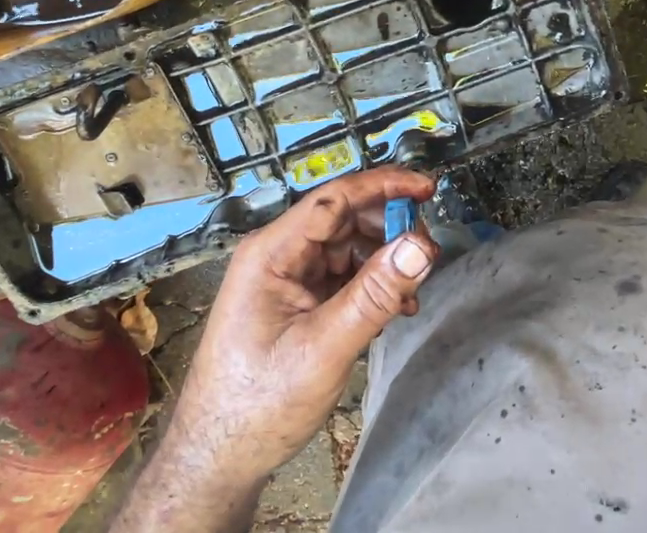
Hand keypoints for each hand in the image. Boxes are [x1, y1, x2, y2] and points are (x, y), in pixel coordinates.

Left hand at [174, 167, 438, 483]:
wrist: (218, 461)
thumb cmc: (260, 404)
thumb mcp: (325, 348)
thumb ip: (376, 295)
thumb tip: (423, 246)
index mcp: (271, 252)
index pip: (334, 198)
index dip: (383, 186)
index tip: (428, 189)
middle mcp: (278, 255)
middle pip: (345, 220)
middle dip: (389, 231)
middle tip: (427, 255)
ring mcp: (287, 279)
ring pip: (348, 248)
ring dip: (384, 263)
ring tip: (411, 294)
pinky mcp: (297, 303)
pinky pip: (343, 277)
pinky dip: (372, 287)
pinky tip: (394, 311)